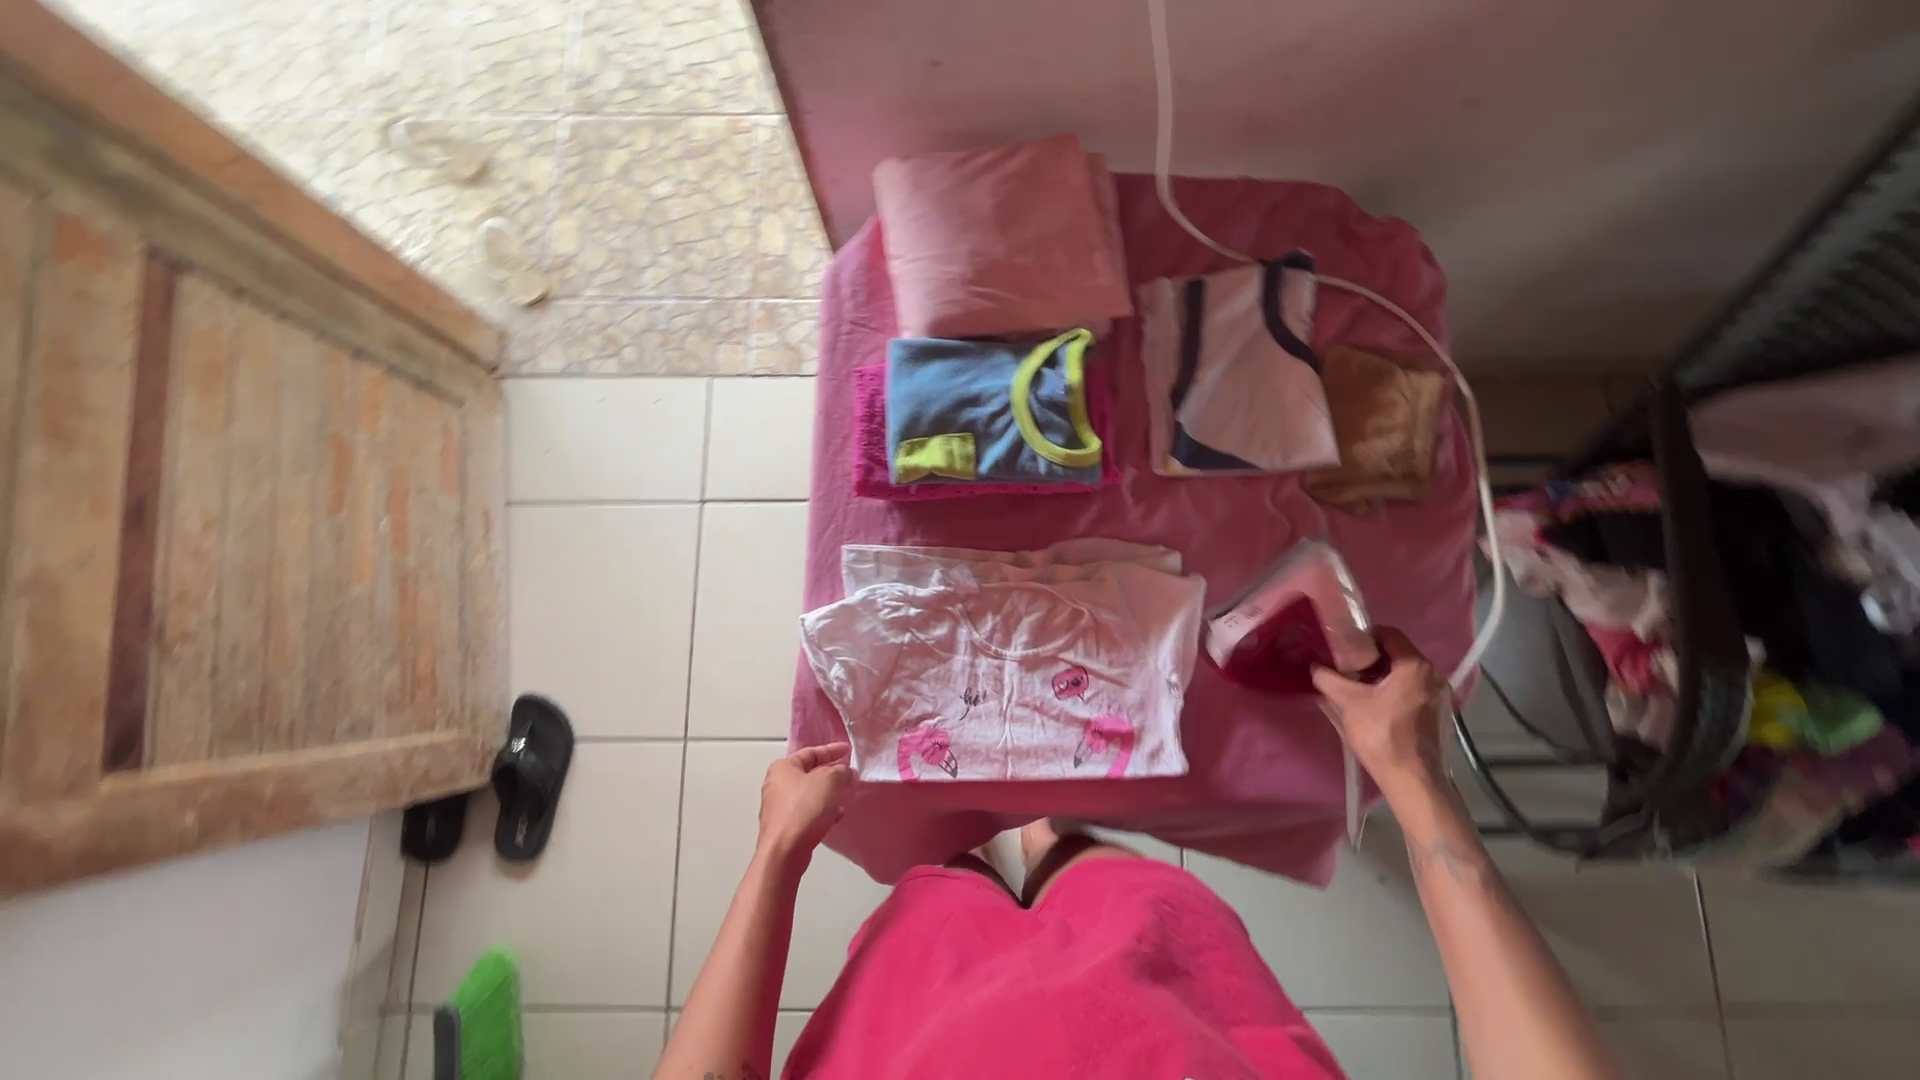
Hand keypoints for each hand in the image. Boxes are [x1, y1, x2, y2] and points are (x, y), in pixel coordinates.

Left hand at [757, 743, 853, 868]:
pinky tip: (837, 814)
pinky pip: (807, 812)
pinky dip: (823, 810)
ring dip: (828, 793)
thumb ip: (841, 771)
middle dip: (831, 773)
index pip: (810, 752)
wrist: (785, 851)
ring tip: (846, 794)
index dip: (832, 750)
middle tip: (849, 773)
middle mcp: (777, 785)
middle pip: (809, 773)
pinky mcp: (785, 827)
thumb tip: (846, 772)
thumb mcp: (829, 780)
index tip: (848, 750)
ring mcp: (779, 808)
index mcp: (783, 767)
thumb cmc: (805, 808)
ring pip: (809, 794)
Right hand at [1312, 627, 1450, 798]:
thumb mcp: (1348, 703)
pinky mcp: (1441, 714)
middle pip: (1398, 654)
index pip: (1388, 634)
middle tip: (1346, 670)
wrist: (1414, 780)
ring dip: (1382, 677)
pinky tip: (1378, 710)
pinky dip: (1395, 693)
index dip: (1363, 636)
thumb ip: (1328, 679)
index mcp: (1415, 666)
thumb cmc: (1381, 735)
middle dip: (1370, 659)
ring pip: (1406, 675)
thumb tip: (1316, 667)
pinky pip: (1414, 692)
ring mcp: (1441, 696)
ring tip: (1359, 691)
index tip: (1343, 649)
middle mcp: (1434, 675)